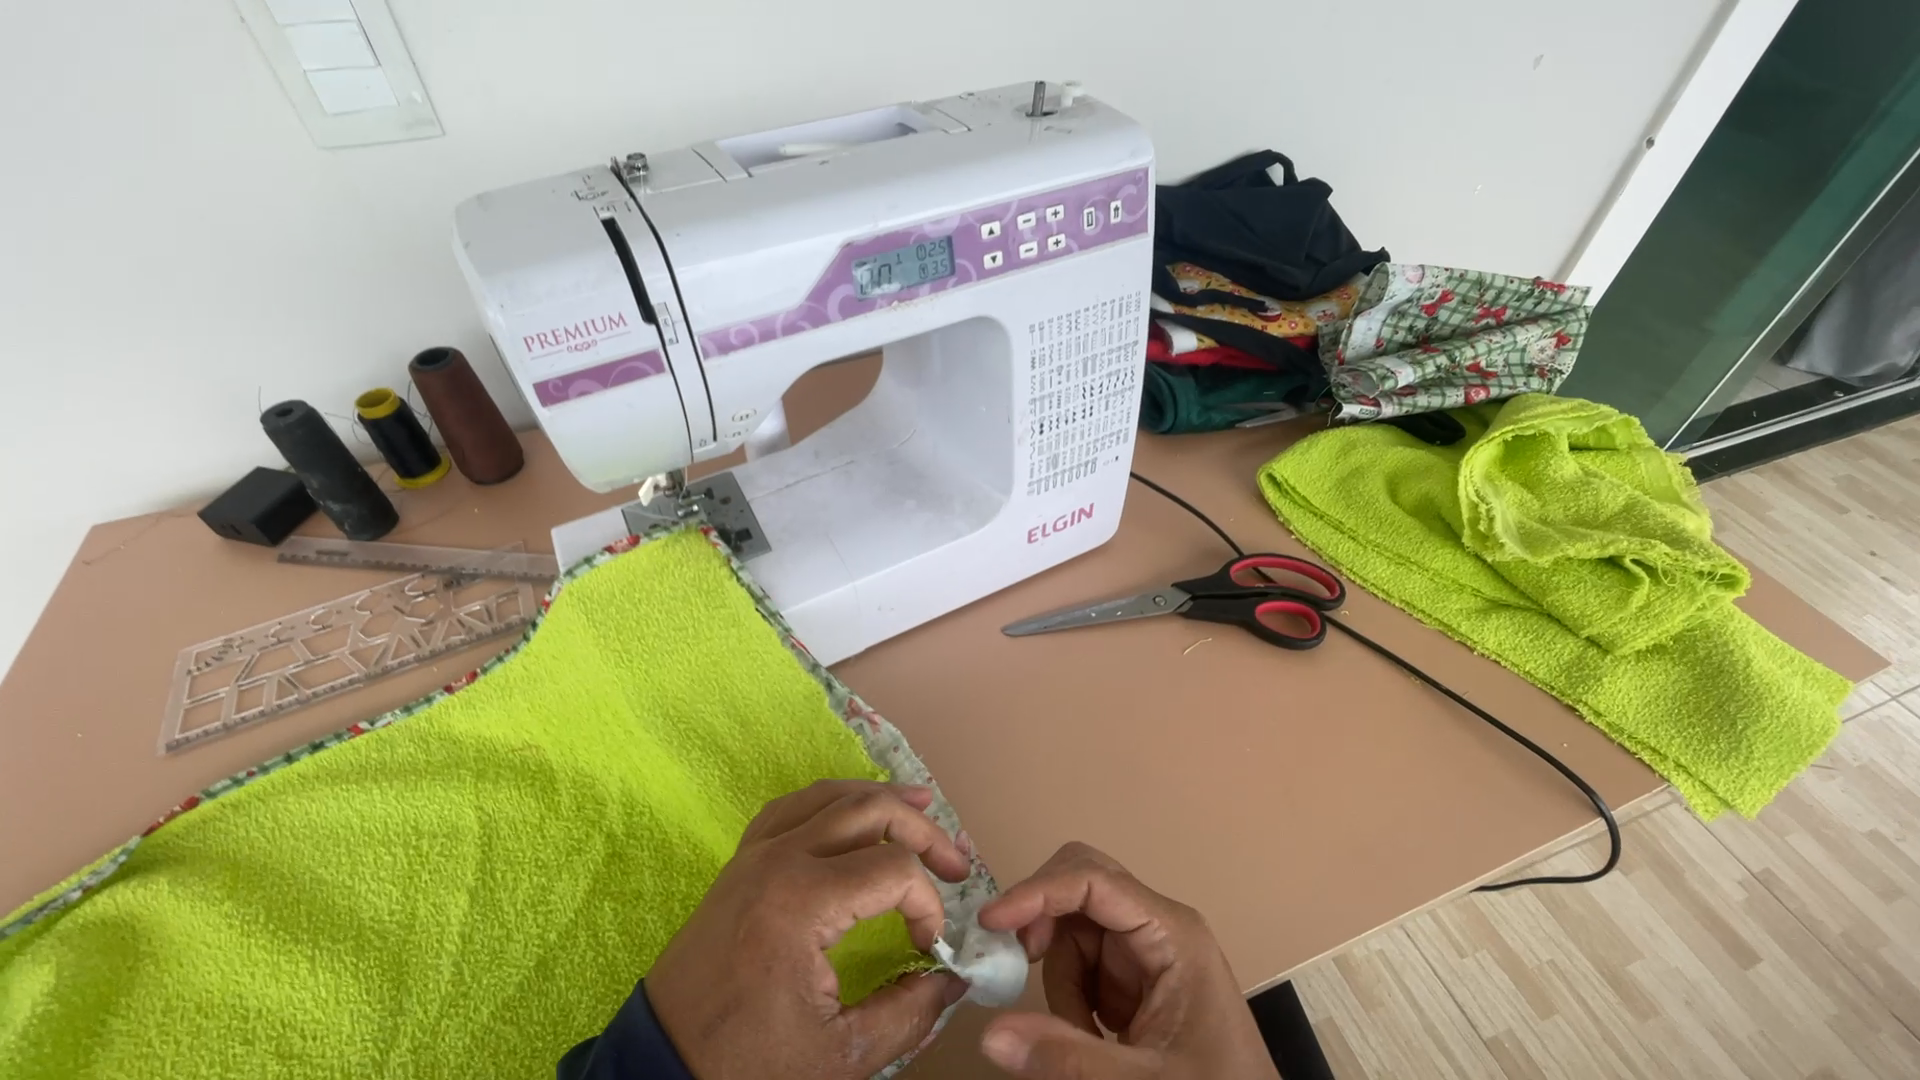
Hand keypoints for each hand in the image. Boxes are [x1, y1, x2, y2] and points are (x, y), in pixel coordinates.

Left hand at [646, 781, 970, 1079]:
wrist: (660, 1063)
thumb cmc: (747, 1061)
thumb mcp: (840, 1057)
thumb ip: (909, 1012)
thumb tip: (954, 979)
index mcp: (801, 901)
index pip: (893, 871)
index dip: (928, 904)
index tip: (930, 947)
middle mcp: (779, 859)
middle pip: (868, 810)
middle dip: (922, 830)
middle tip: (956, 863)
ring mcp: (755, 853)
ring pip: (831, 794)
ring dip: (881, 798)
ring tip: (922, 804)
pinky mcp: (741, 860)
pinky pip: (793, 806)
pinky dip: (833, 800)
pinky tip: (852, 813)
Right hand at [975, 843, 1279, 1079]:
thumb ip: (1069, 1058)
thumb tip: (990, 1035)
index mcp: (1171, 932)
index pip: (1094, 880)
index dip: (1039, 890)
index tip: (992, 921)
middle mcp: (1154, 926)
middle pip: (1080, 884)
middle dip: (1044, 918)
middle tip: (1022, 962)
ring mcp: (1141, 950)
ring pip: (1071, 928)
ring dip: (1060, 978)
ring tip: (1086, 1036)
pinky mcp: (1129, 976)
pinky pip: (1077, 963)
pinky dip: (1067, 995)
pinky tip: (1091, 1034)